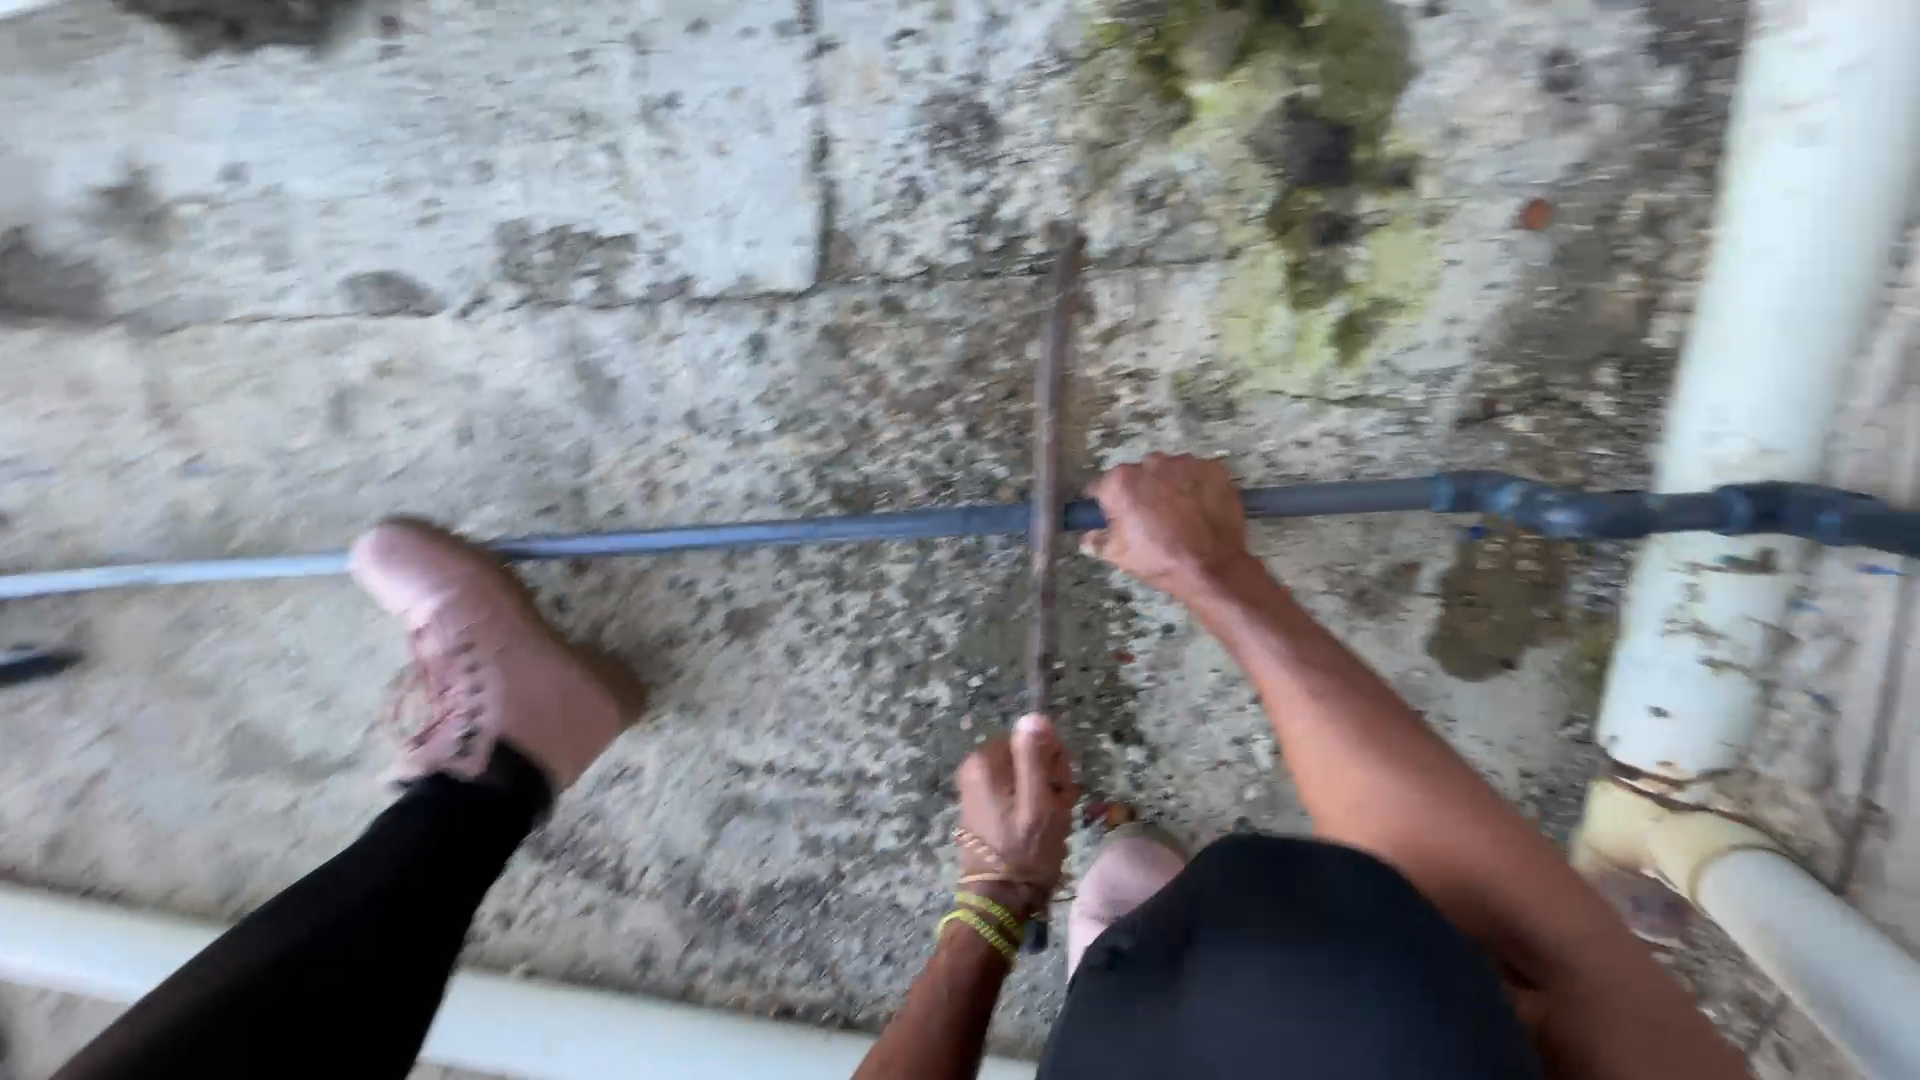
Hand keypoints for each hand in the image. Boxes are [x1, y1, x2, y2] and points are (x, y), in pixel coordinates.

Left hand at [955, 714, 1078, 917]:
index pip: (1031, 737)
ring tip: (1051, 824)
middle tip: (1058, 810)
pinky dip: (1033, 807)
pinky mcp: (983, 805)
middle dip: (1050, 779)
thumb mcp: (1039, 802)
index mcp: (985, 761)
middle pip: (1028, 755)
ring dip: (1046, 795)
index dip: (1053, 760)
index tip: (1061, 789)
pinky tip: (1040, 829)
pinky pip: (1017, 793)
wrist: (999, 901)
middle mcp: (975, 768)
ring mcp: (977, 787)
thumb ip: (1035, 756)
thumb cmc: (1024, 852)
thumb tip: (1034, 714)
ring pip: (1026, 775)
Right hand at [1081, 453, 1258, 596]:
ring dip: (1166, 485)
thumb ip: (1096, 541)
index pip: (1101, 486)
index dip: (1104, 502)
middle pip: (1136, 475)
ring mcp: (1184, 463)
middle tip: (1148, 518)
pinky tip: (1197, 507)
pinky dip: (1193, 486)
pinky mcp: (1212, 468)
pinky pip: (1194, 473)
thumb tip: (1086, 536)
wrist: (1213, 566)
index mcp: (1121, 482)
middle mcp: (1150, 463)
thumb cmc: (1159, 559)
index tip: (1111, 515)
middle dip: (1138, 491)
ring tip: (1177, 513)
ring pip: (1166, 471)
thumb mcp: (1118, 556)